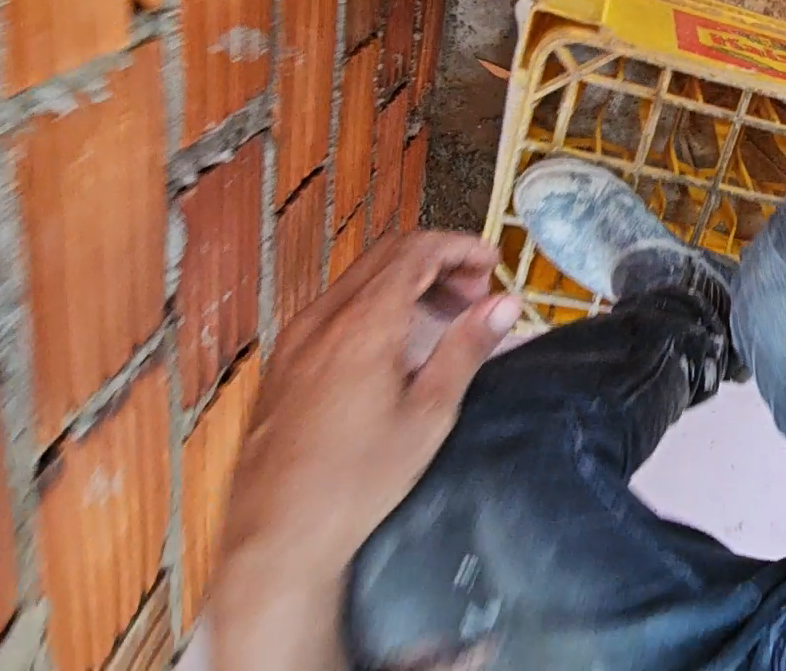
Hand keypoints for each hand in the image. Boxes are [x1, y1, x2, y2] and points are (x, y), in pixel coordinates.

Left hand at [212, 231, 521, 669]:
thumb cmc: (362, 478)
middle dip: (441, 260)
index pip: (417, 251)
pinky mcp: (286, 359)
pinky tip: (402, 343)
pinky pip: (341, 304)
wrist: (277, 538)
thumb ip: (468, 348)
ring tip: (448, 317)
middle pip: (390, 253)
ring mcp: (298, 337)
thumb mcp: (430, 413)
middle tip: (477, 294)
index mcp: (364, 324)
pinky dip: (382, 301)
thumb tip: (508, 303)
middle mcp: (324, 317)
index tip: (495, 264)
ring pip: (364, 276)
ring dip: (412, 279)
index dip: (462, 247)